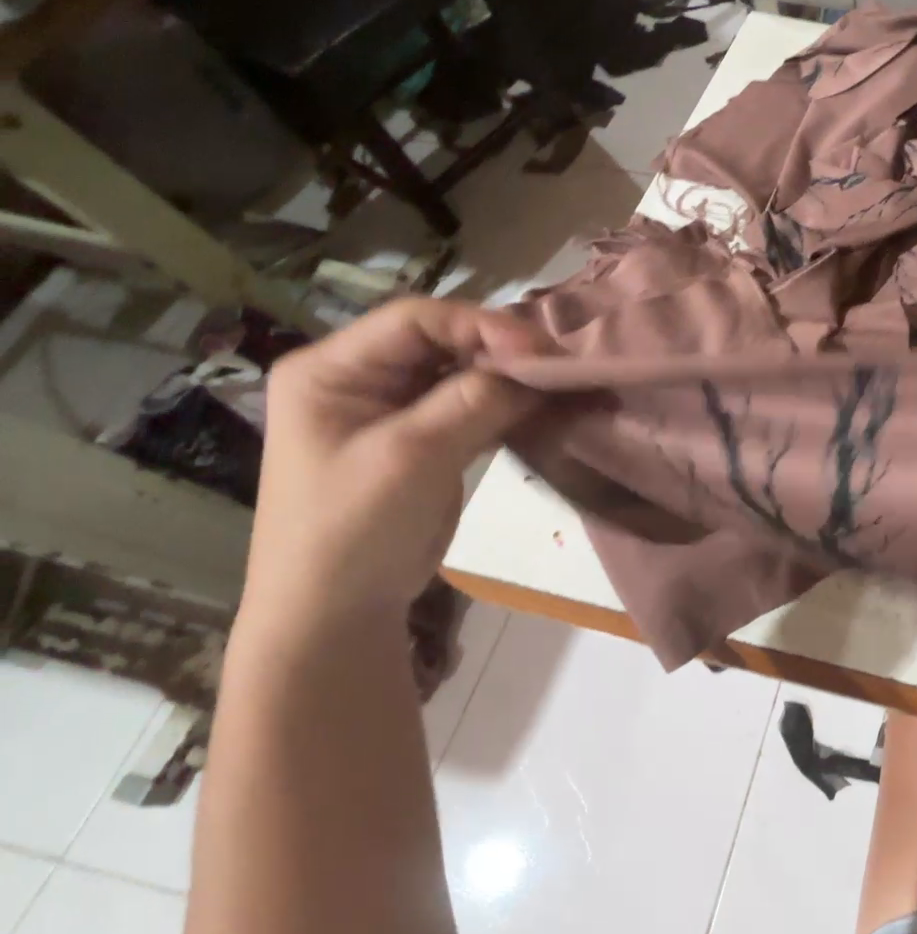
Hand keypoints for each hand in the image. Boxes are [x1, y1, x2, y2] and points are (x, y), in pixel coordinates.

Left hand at [244, 299, 547, 630]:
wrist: (336, 613)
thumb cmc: (353, 530)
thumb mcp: (411, 458)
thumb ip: (474, 402)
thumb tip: (539, 367)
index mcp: (332, 369)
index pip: (416, 320)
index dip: (481, 326)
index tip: (541, 353)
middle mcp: (362, 378)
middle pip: (445, 342)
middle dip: (505, 351)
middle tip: (564, 368)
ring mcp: (395, 410)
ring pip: (466, 373)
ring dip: (516, 379)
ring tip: (568, 385)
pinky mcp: (426, 440)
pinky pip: (475, 406)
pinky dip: (513, 406)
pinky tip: (551, 408)